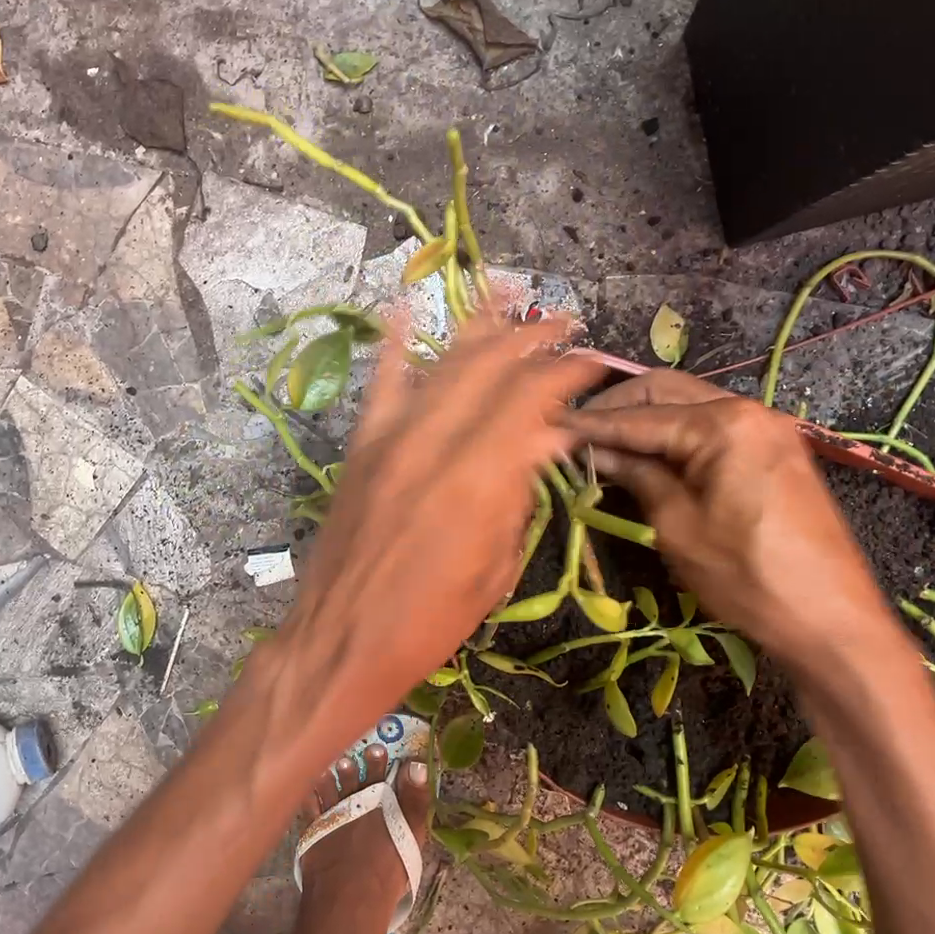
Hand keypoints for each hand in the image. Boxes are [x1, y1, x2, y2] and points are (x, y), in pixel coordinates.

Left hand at [274, 307, 602, 734]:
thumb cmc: (429, 623)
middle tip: (563, 323)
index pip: (532, 398)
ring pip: (440, 366)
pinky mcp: (359, 449)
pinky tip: (404, 306)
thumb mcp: (495, 570)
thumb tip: (548, 441)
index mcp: (478, 479)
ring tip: (508, 292)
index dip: (567, 372)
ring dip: (479, 327)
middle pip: (490, 368)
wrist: (340, 641)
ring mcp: (389, 440)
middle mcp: (433, 444)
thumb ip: (518, 497)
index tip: (594, 361)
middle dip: (532, 337)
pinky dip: (394, 344)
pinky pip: (379, 385)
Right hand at [554, 369, 895, 661]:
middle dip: (616, 407)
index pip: (638, 417)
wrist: (831, 618)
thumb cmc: (747, 577)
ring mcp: (766, 427)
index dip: (589, 425)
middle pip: (665, 390)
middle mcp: (748, 410)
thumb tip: (596, 453)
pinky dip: (674, 432)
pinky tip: (647, 453)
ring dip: (644, 417)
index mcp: (723, 425)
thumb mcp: (677, 528)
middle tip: (573, 432)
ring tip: (602, 443)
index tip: (547, 429)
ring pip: (689, 403)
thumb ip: (638, 477)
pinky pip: (712, 424)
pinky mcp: (773, 449)